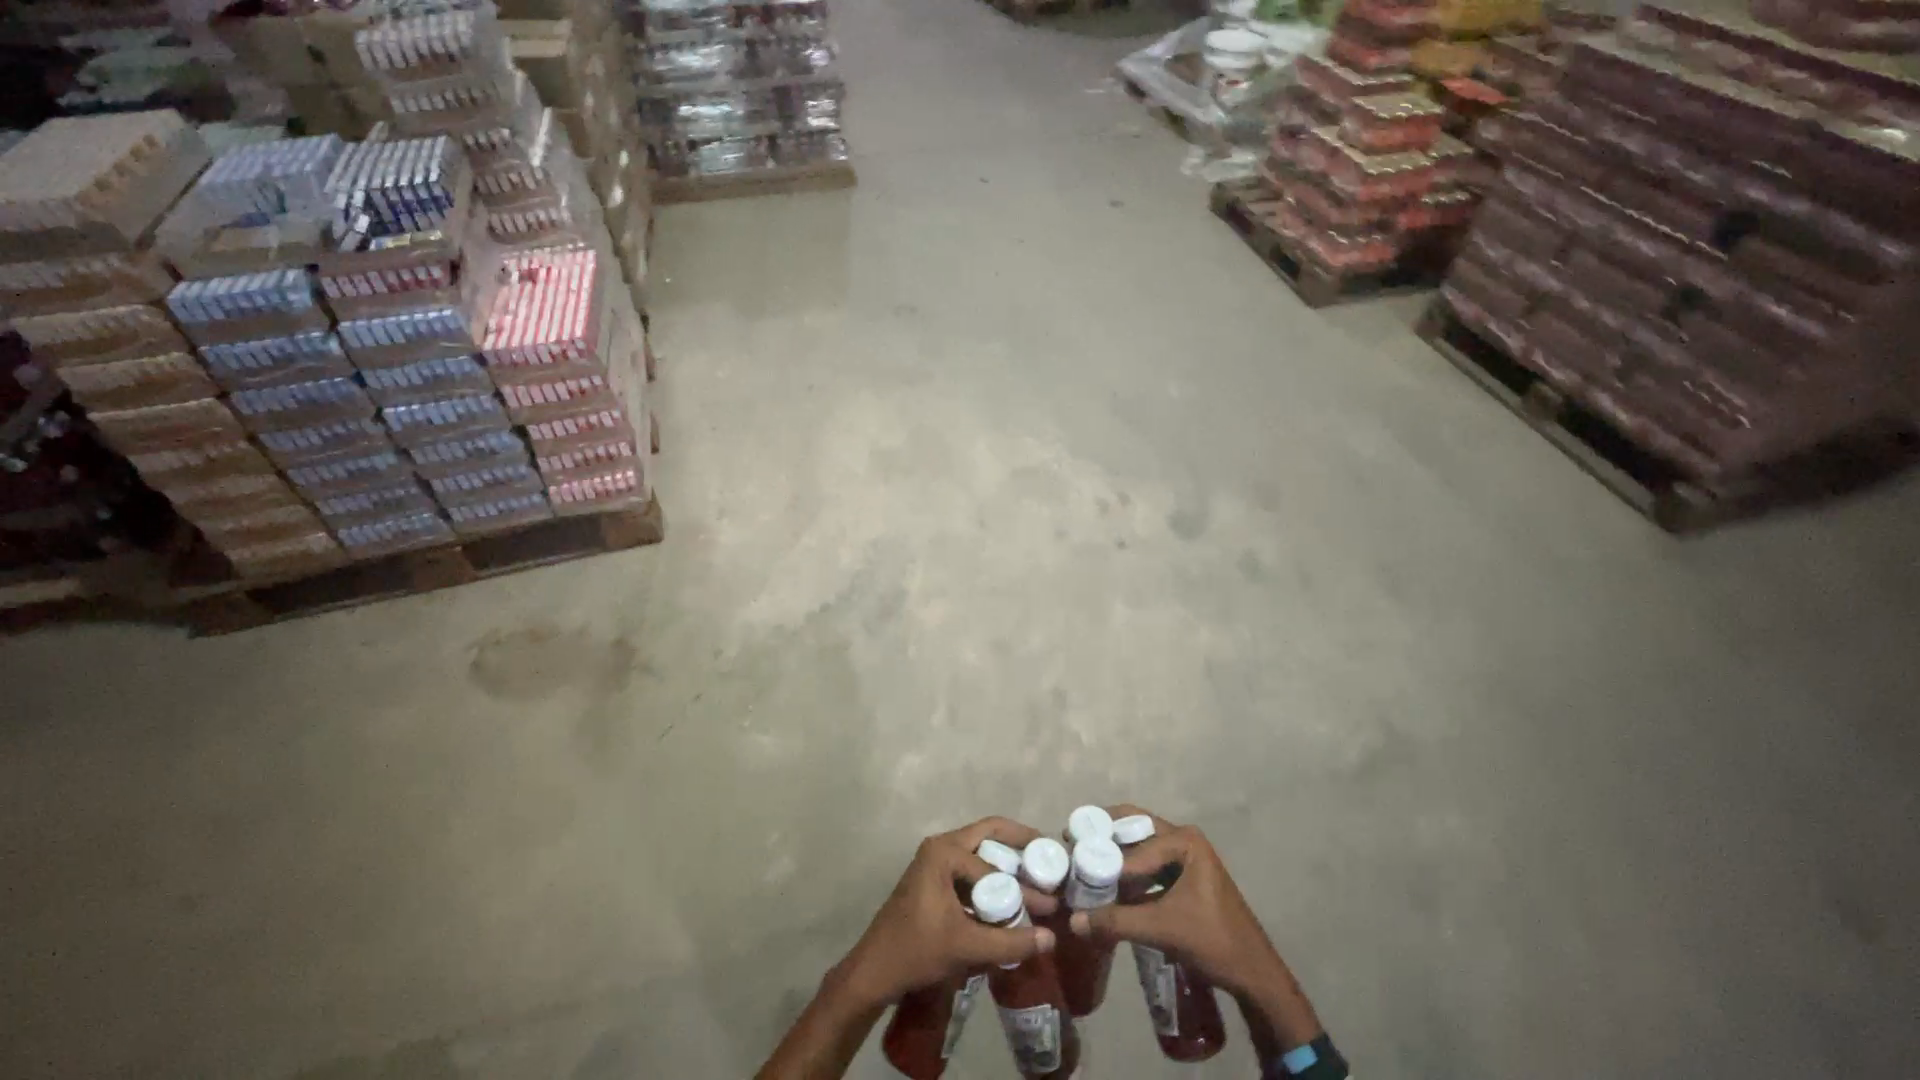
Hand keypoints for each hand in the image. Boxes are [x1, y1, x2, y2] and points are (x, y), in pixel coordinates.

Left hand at [838, 817, 1058, 1007]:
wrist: (873, 972)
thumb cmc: (916, 951)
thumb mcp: (967, 947)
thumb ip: (1011, 941)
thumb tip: (1051, 939)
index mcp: (944, 852)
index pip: (996, 859)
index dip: (1025, 881)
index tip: (1052, 897)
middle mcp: (940, 847)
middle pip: (990, 837)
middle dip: (1021, 851)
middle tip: (1051, 866)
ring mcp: (934, 864)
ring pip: (981, 856)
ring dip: (1008, 871)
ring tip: (1038, 890)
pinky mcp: (933, 883)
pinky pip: (970, 874)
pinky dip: (992, 885)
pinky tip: (1011, 906)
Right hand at [1068, 805, 1286, 1000]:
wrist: (1252, 972)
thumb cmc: (1213, 941)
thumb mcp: (1161, 928)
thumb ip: (1116, 921)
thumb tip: (1072, 920)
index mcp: (1184, 840)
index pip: (1132, 846)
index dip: (1100, 858)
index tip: (1069, 866)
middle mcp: (1183, 838)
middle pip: (1133, 829)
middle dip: (1102, 838)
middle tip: (1068, 846)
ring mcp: (1184, 857)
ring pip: (1139, 848)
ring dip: (1112, 856)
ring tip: (1079, 866)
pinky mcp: (1182, 877)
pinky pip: (1146, 866)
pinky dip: (1126, 874)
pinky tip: (1104, 887)